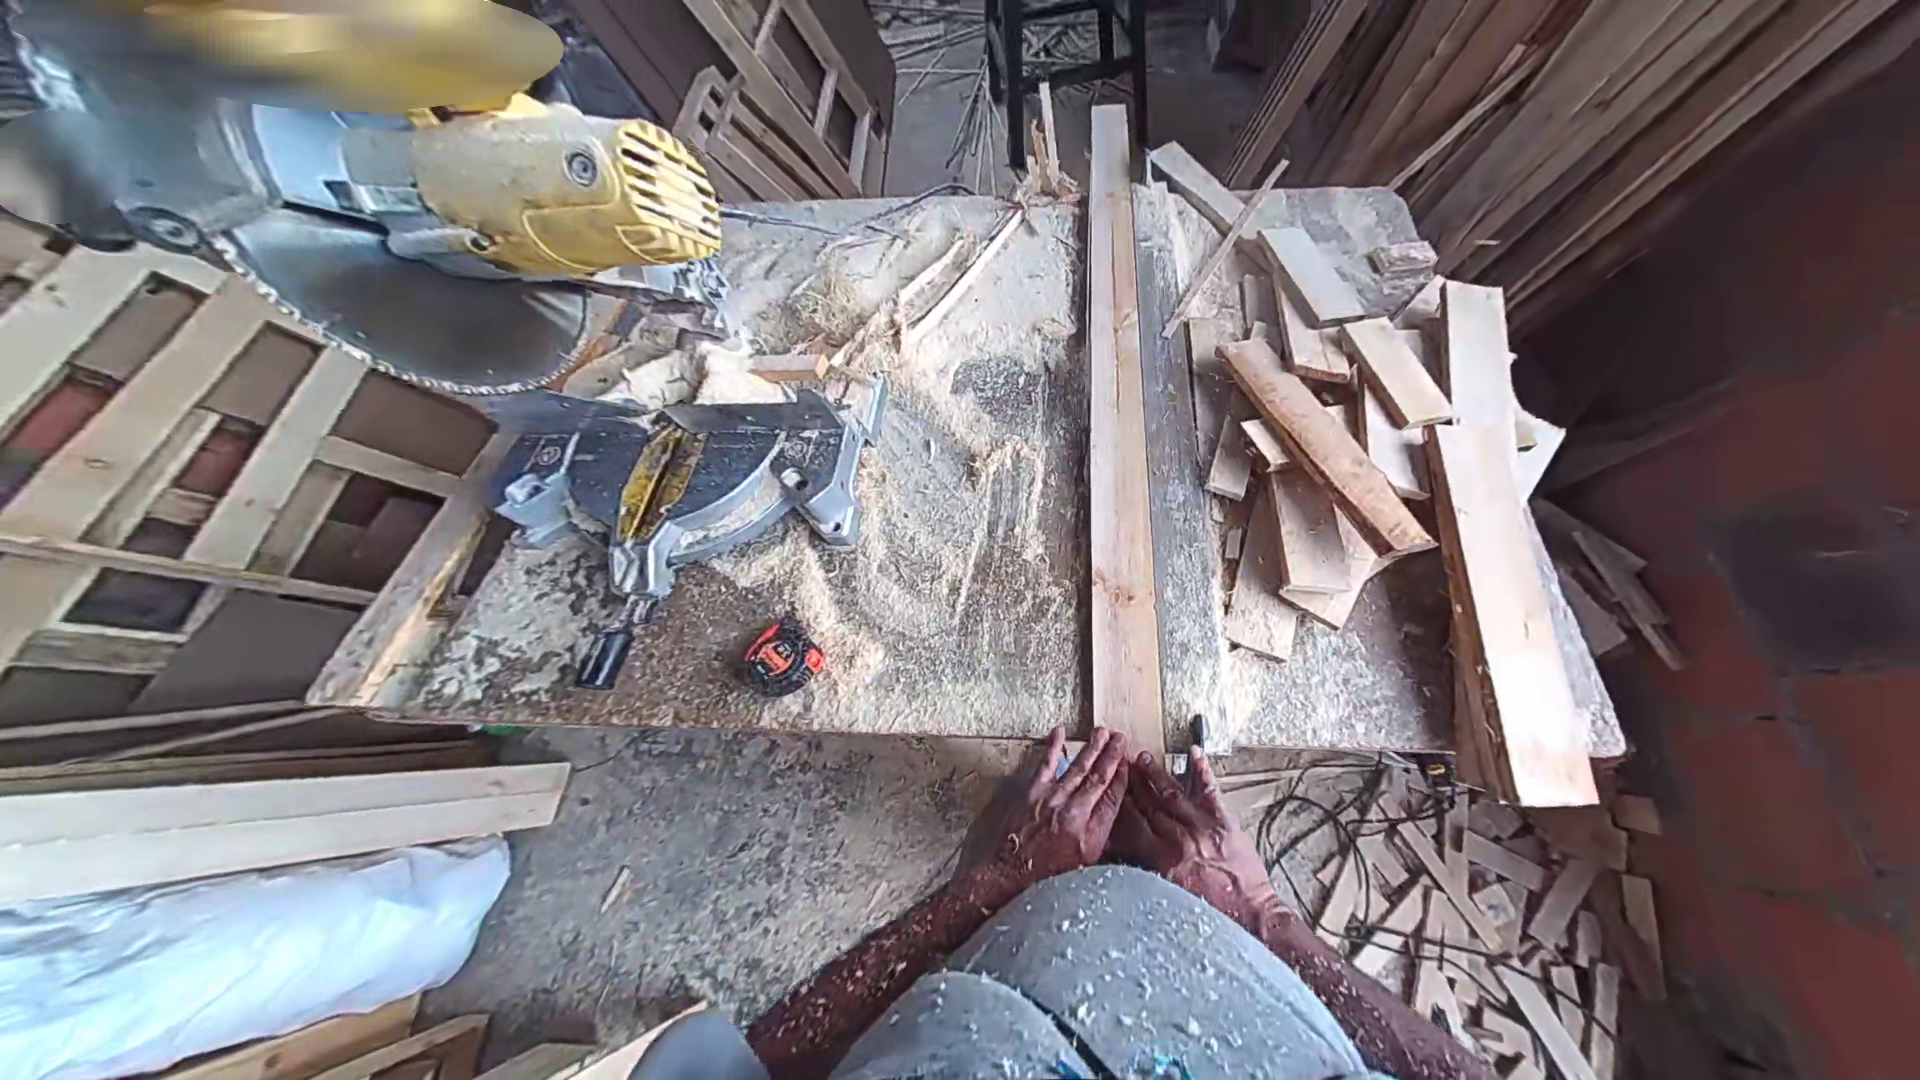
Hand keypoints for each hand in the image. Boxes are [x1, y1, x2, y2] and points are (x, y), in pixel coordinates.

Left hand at [954, 726, 1130, 908]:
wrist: (1003, 879)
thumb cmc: (1042, 880)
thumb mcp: (1080, 870)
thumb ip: (1096, 843)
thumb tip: (1108, 822)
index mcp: (1090, 838)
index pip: (1112, 800)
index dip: (1121, 779)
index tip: (1126, 763)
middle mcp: (1074, 816)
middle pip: (1099, 779)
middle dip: (1111, 756)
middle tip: (1120, 738)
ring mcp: (1051, 801)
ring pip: (1078, 768)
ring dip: (1092, 748)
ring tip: (1103, 732)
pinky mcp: (1031, 793)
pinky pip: (1046, 764)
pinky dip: (1054, 746)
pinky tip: (1060, 731)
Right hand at [1111, 747, 1281, 928]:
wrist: (1253, 919)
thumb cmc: (1210, 915)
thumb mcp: (1168, 898)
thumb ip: (1144, 872)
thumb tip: (1118, 853)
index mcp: (1163, 861)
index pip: (1133, 823)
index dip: (1119, 803)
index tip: (1109, 787)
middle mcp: (1181, 840)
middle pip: (1150, 804)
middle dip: (1133, 782)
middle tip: (1120, 764)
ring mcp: (1204, 828)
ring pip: (1173, 793)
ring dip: (1155, 774)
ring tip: (1142, 758)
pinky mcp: (1225, 823)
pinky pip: (1209, 791)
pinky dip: (1202, 771)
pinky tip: (1194, 753)